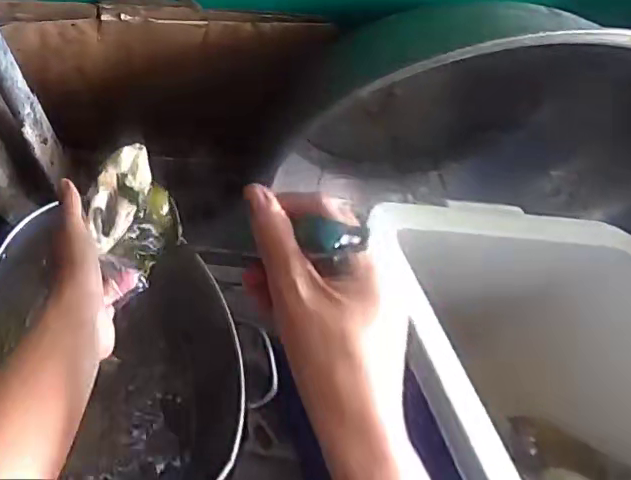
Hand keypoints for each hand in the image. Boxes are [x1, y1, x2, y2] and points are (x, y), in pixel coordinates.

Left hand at [50, 179, 139, 360]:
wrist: (82, 314)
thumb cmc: (76, 267)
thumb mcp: (74, 229)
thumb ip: (71, 208)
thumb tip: (64, 181)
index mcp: (63, 249)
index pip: (72, 232)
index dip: (84, 223)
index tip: (101, 212)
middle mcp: (71, 271)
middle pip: (87, 255)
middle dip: (102, 248)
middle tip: (122, 236)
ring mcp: (86, 292)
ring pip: (101, 276)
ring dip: (115, 268)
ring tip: (133, 256)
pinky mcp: (101, 311)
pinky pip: (113, 295)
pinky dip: (123, 287)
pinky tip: (136, 278)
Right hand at [244, 185, 421, 479]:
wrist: (356, 434)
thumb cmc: (330, 363)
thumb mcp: (293, 291)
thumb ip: (274, 238)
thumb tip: (257, 195)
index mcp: (370, 263)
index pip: (327, 209)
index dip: (289, 206)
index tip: (258, 214)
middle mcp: (376, 278)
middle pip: (323, 238)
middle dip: (282, 243)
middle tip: (253, 253)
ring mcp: (370, 304)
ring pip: (320, 267)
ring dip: (283, 268)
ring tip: (254, 281)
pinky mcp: (360, 326)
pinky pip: (325, 292)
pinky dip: (297, 291)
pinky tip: (270, 302)